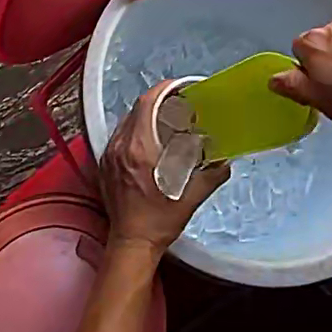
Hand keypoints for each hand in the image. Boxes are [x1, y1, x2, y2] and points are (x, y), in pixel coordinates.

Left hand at [99, 81, 230, 253]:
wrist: (131, 244)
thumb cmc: (159, 221)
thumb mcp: (192, 196)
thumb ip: (212, 174)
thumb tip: (226, 160)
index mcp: (139, 149)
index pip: (146, 104)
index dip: (162, 89)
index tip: (178, 87)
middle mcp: (120, 148)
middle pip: (136, 109)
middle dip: (157, 101)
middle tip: (177, 103)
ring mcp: (109, 156)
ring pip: (126, 122)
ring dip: (145, 115)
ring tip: (165, 118)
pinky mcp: (105, 165)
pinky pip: (119, 136)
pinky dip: (134, 130)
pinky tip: (148, 139)